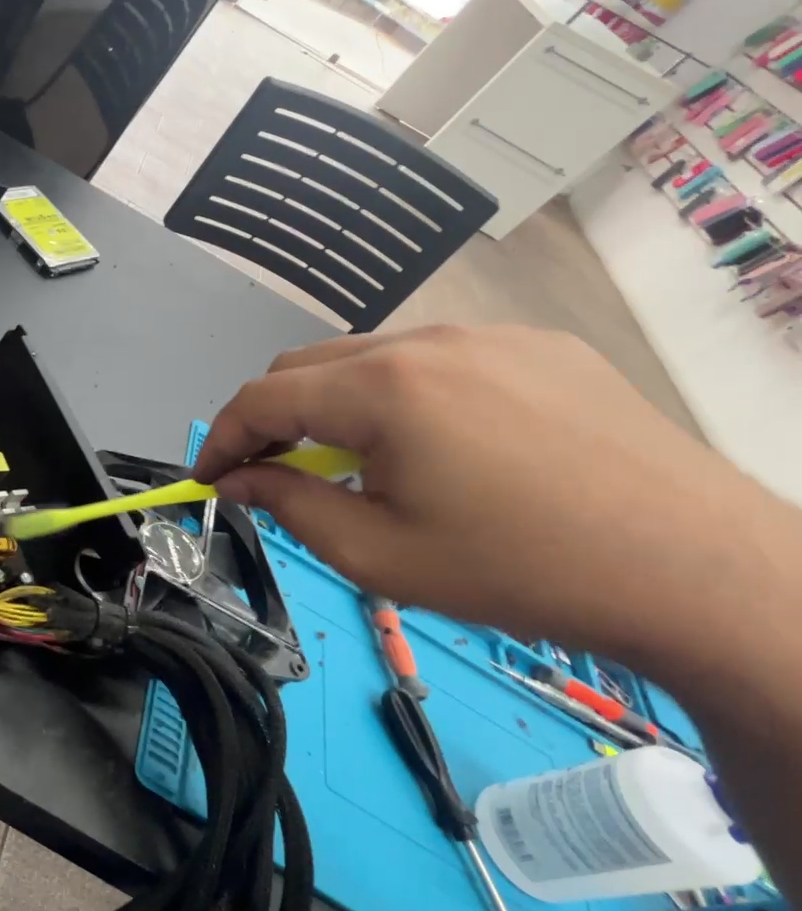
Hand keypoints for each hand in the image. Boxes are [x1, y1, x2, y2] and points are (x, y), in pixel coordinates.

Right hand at [190, 325, 797, 662]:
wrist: (703, 574)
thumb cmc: (518, 570)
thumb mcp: (376, 554)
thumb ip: (286, 504)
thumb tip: (237, 479)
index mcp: (385, 388)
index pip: (264, 397)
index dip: (222, 438)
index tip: (207, 479)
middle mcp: (432, 339)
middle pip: (309, 365)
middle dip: (272, 417)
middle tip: (270, 473)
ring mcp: (495, 336)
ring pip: (372, 356)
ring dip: (336, 403)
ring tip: (357, 462)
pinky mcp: (545, 348)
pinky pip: (440, 358)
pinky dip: (403, 394)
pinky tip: (437, 445)